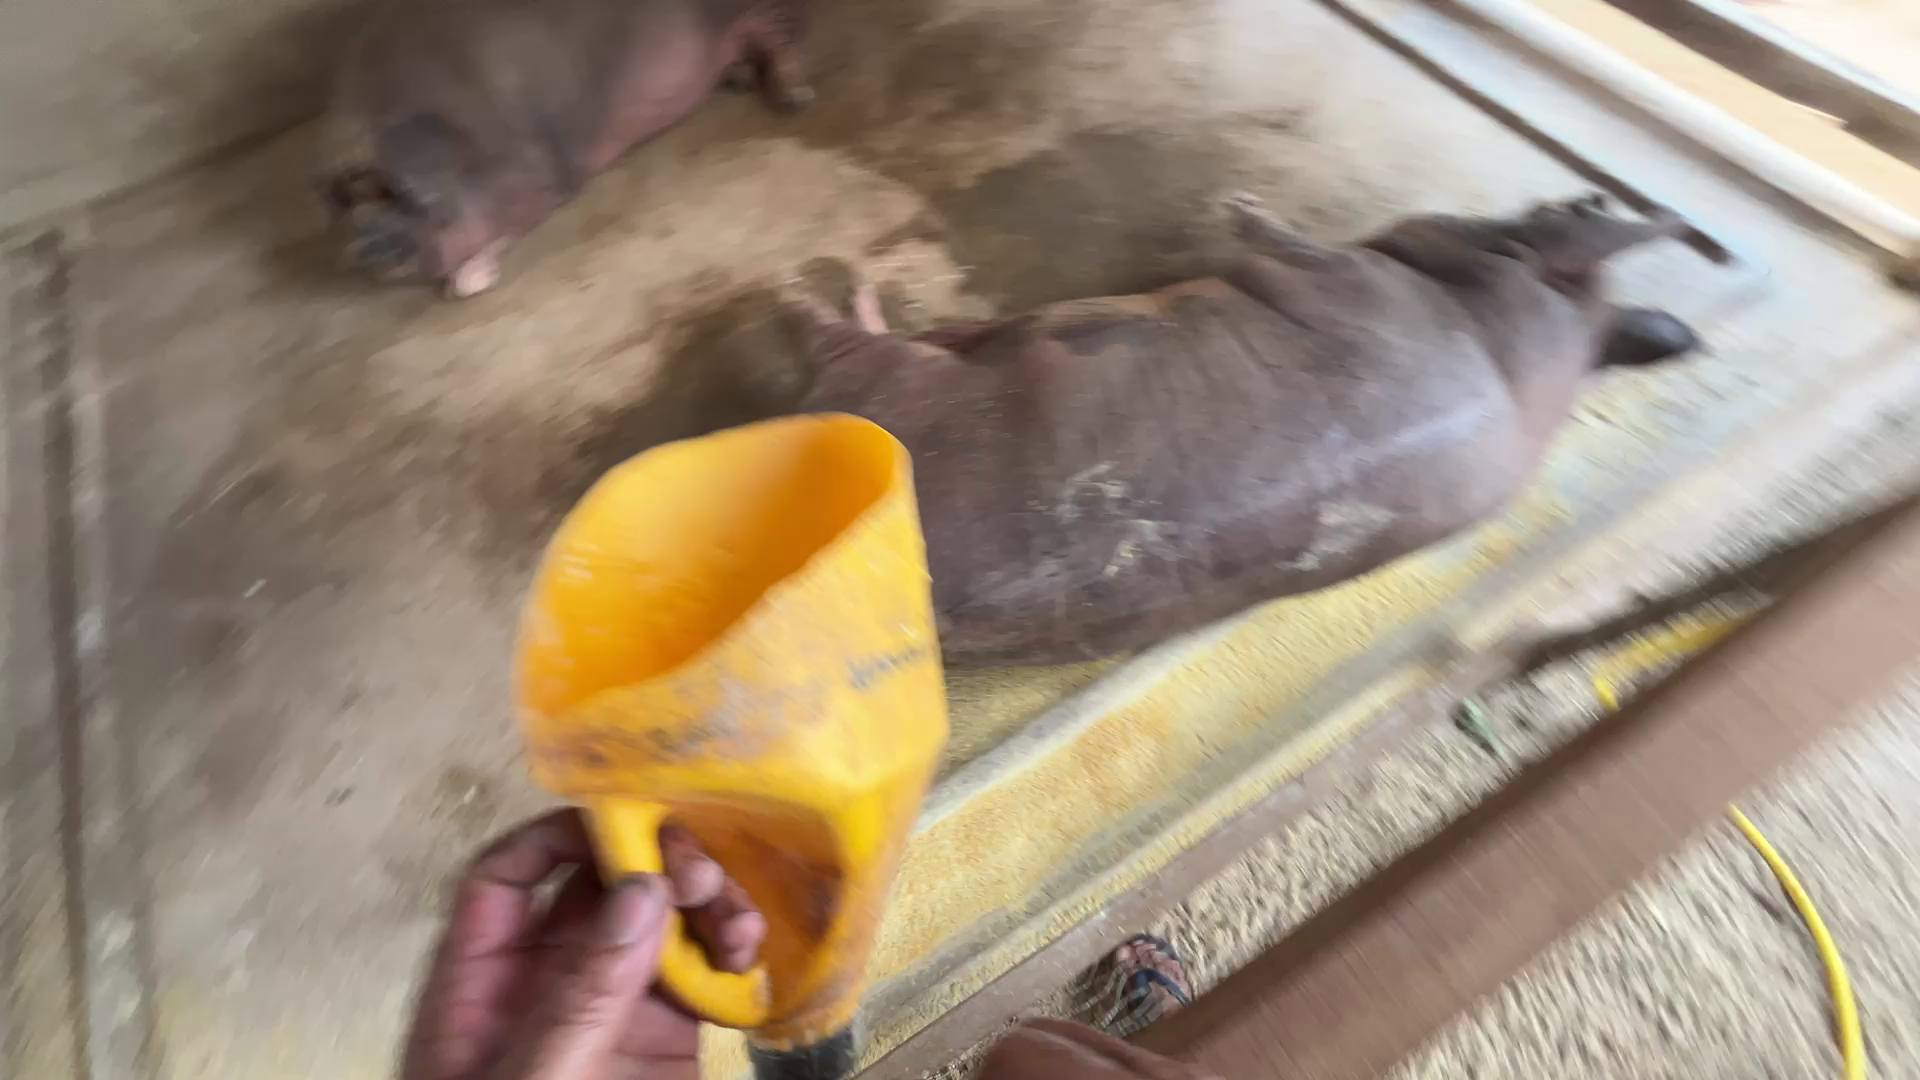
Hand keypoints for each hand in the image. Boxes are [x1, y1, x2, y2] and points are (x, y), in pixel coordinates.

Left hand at [401, 808, 765, 1079]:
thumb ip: (580, 998)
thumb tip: (642, 889)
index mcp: (486, 986)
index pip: (506, 878)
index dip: (558, 835)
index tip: (631, 827)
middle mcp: (552, 975)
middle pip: (603, 879)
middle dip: (658, 863)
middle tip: (701, 880)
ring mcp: (614, 997)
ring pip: (663, 910)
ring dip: (707, 901)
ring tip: (737, 928)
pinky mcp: (666, 1024)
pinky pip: (701, 957)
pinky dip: (729, 943)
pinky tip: (747, 955)